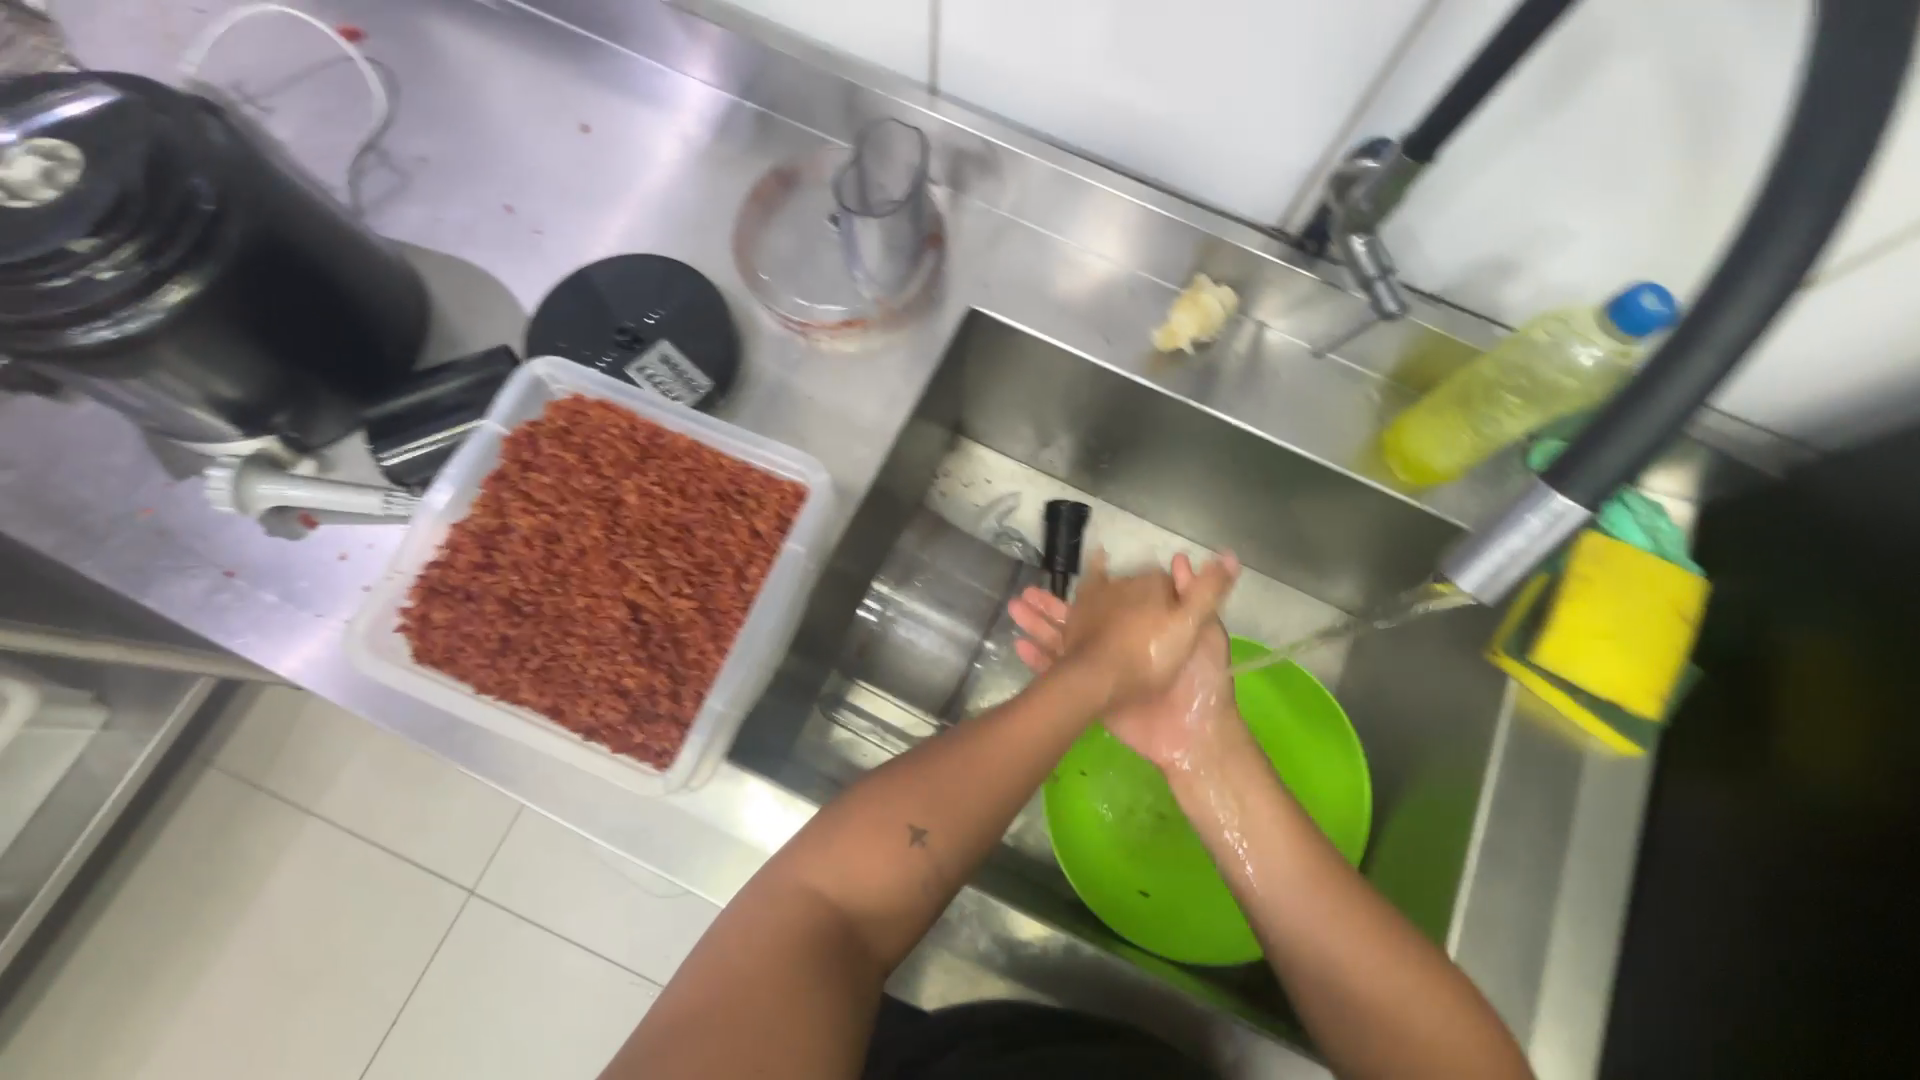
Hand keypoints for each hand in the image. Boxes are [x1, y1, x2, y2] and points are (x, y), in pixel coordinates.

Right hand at [1009, 552, 1246, 768]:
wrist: (1190, 734)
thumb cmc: (1202, 679)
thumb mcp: (1204, 630)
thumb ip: (1195, 595)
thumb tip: (1177, 558)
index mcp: (1146, 628)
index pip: (1117, 601)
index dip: (1097, 585)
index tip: (1076, 568)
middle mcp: (1121, 645)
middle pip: (1082, 619)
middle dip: (1053, 605)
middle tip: (1028, 590)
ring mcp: (1104, 670)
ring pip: (1065, 642)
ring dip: (1039, 625)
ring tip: (1015, 607)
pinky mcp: (1092, 694)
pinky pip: (1060, 674)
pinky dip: (1039, 660)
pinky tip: (1019, 645)